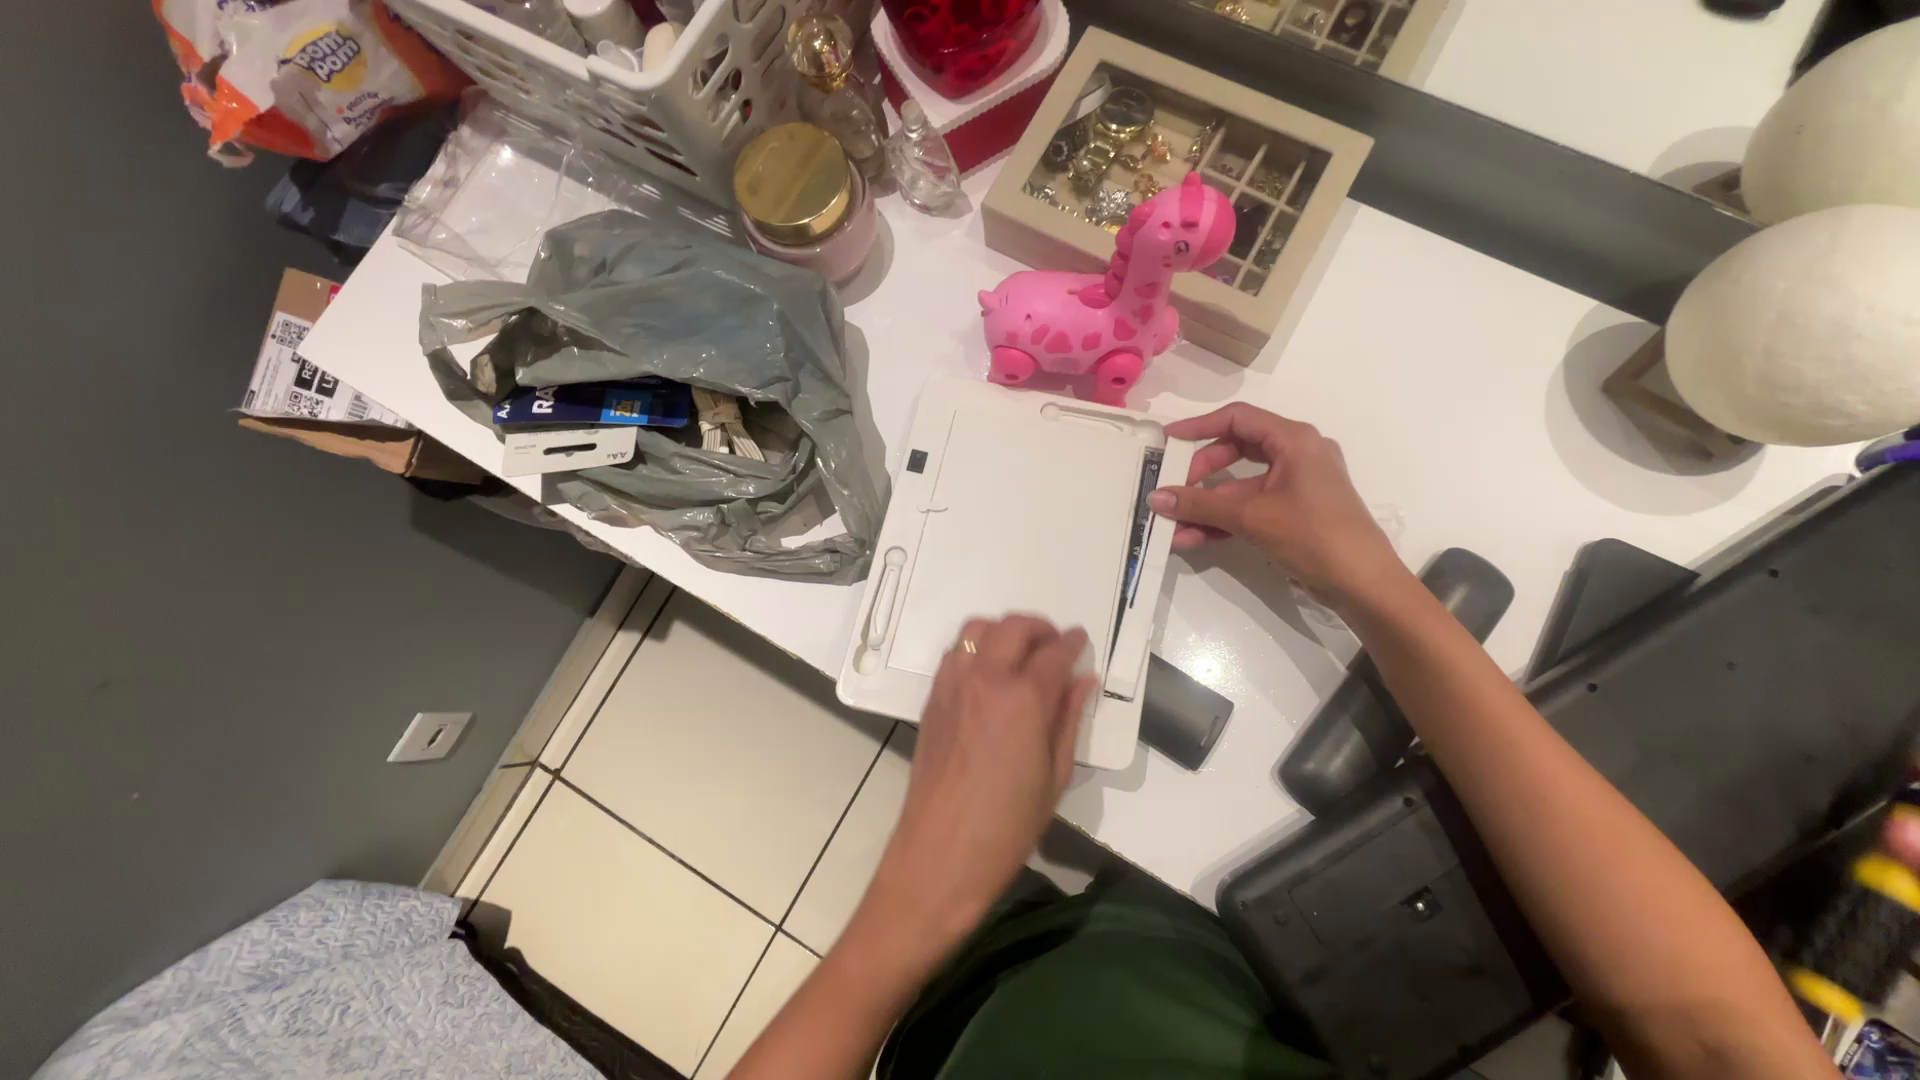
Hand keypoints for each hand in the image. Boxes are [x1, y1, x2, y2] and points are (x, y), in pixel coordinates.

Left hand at [864, 616, 1097, 943]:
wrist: (942, 852)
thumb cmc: (1008, 824)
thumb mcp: (1055, 775)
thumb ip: (1068, 719)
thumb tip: (1083, 680)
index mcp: (1024, 698)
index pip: (1054, 653)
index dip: (1072, 643)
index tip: (1081, 641)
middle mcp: (985, 678)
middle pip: (1013, 627)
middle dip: (1039, 628)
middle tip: (1055, 644)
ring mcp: (953, 685)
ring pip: (977, 630)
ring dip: (1003, 631)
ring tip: (1021, 652)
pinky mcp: (932, 699)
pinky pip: (955, 653)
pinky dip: (976, 648)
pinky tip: (990, 673)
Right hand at [1148, 403, 1409, 611]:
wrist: (1364, 584)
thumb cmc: (1314, 536)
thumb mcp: (1252, 518)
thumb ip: (1201, 506)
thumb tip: (1156, 497)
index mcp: (1294, 440)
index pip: (1238, 419)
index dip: (1199, 426)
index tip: (1168, 441)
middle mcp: (1297, 454)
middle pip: (1236, 450)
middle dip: (1200, 473)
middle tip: (1173, 490)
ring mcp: (1297, 485)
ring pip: (1240, 485)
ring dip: (1207, 505)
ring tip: (1173, 525)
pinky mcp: (1295, 512)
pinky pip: (1251, 507)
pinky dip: (1224, 520)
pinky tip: (1193, 538)